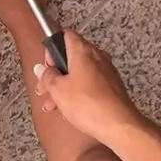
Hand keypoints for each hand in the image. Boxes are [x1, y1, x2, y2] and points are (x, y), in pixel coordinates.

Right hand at [35, 30, 146, 146]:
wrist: (118, 125)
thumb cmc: (89, 104)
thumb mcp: (58, 90)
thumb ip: (47, 77)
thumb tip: (42, 70)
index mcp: (82, 50)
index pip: (65, 35)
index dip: (52, 48)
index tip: (47, 65)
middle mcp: (96, 56)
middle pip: (71, 56)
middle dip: (55, 73)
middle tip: (45, 88)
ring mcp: (106, 71)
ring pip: (80, 72)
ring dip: (65, 86)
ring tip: (54, 105)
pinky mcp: (112, 86)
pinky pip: (91, 84)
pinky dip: (79, 92)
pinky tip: (72, 109)